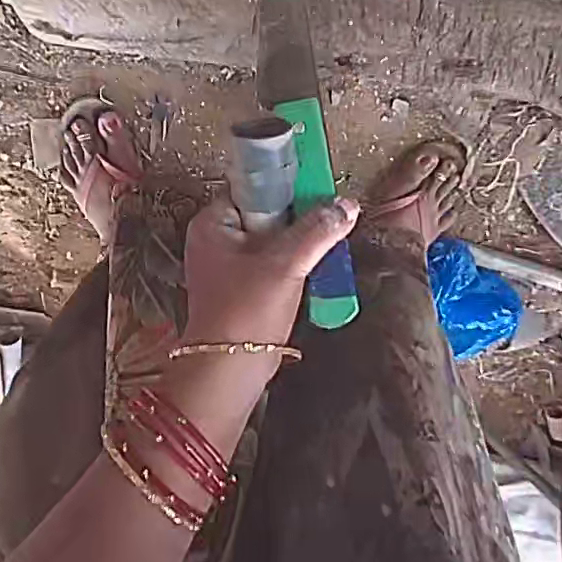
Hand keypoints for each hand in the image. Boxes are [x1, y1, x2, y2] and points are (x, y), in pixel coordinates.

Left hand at [179, 197, 359, 345]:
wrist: (229, 373)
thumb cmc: (248, 311)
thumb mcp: (286, 264)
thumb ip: (318, 230)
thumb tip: (348, 204)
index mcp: (213, 223)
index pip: (255, 188)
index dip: (288, 189)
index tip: (320, 196)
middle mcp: (215, 239)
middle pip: (267, 213)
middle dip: (299, 221)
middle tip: (328, 225)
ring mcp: (228, 264)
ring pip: (274, 239)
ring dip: (300, 245)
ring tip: (325, 249)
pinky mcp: (242, 287)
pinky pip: (273, 262)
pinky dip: (294, 265)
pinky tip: (314, 271)